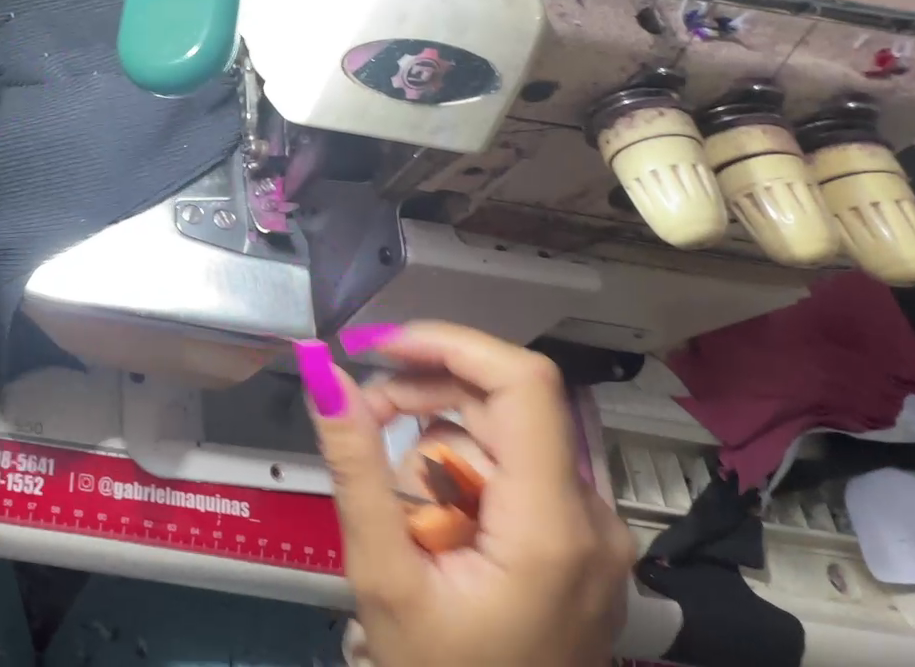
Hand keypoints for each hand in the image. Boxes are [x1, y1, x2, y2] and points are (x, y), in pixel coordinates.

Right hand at [298, 324, 634, 666]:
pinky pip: (516, 466)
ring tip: (396, 499)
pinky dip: (461, 467)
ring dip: (436, 438)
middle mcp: (592, 517)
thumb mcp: (381, 570)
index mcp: (551, 526)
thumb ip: (354, 464)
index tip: (379, 348)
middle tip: (362, 419)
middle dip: (425, 396)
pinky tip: (430, 514)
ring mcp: (594, 532)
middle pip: (505, 403)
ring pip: (505, 432)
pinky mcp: (581, 542)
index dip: (450, 344)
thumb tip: (320, 373)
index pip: (522, 384)